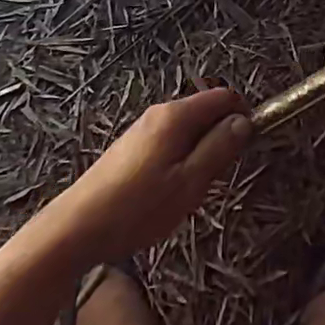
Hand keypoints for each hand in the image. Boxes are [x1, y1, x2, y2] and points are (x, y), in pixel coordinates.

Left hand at [45, 87, 252, 262]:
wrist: (76, 228)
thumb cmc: (137, 208)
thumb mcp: (189, 183)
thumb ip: (219, 149)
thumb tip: (244, 121)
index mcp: (176, 115)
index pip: (223, 96)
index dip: (243, 115)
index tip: (248, 147)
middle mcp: (159, 113)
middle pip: (205, 111)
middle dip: (220, 138)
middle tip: (216, 178)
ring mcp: (142, 129)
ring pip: (188, 129)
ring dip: (200, 152)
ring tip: (190, 191)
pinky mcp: (131, 147)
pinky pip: (170, 142)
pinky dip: (180, 159)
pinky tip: (168, 192)